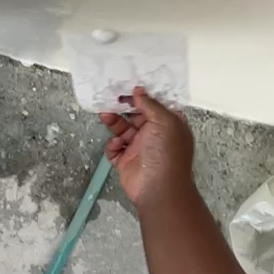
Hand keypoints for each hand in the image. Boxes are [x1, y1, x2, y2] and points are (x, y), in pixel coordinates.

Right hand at [100, 87, 196, 207]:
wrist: (157, 188)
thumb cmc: (166, 153)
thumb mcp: (164, 121)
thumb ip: (150, 104)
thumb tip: (139, 91)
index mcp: (168, 124)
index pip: (155, 105)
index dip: (144, 95)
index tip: (129, 85)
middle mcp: (154, 135)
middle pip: (136, 116)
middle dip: (124, 107)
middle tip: (111, 98)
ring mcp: (140, 148)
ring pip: (123, 130)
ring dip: (114, 122)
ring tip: (105, 115)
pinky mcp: (126, 161)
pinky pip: (115, 149)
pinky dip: (113, 145)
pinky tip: (116, 144)